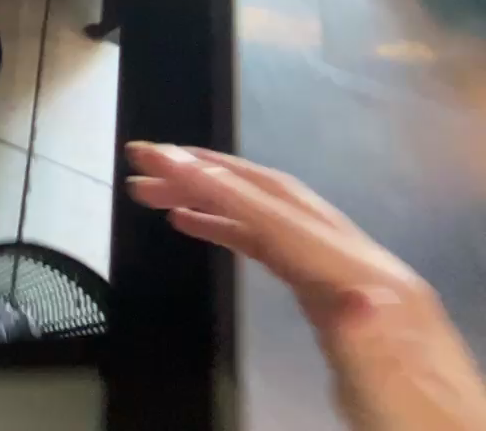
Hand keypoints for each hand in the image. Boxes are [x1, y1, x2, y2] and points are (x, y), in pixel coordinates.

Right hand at [126, 143, 485, 430]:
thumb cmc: (415, 430)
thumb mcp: (386, 398)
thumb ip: (364, 345)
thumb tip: (353, 294)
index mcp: (369, 282)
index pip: (275, 214)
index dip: (209, 179)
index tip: (150, 154)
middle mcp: (366, 264)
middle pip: (273, 197)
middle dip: (204, 170)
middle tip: (141, 157)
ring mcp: (356, 274)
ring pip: (271, 213)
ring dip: (209, 193)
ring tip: (150, 189)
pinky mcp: (342, 290)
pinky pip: (276, 241)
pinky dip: (228, 222)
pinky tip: (193, 224)